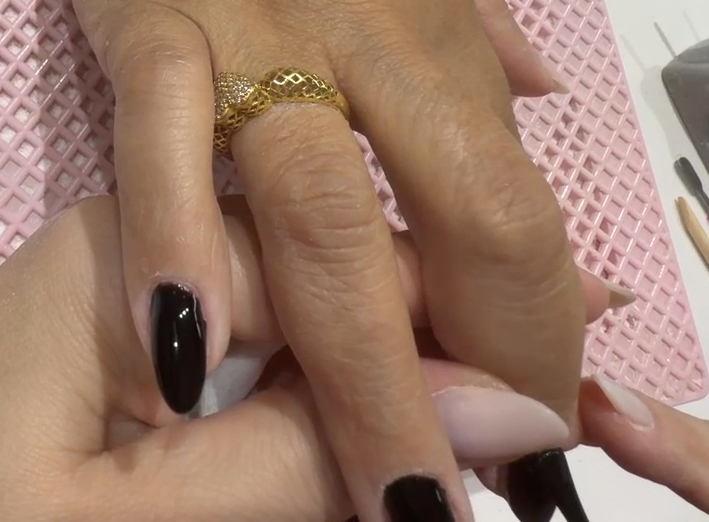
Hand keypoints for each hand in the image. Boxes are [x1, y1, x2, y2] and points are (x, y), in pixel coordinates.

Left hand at [0, 196, 617, 521]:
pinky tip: (406, 359)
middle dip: (444, 318)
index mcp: (140, 244)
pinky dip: (338, 336)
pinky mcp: (146, 283)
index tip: (570, 394)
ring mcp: (149, 243)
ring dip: (403, 324)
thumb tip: (482, 419)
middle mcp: (154, 216)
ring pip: (308, 272)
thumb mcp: (125, 516)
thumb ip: (294, 460)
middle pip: (329, 257)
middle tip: (582, 356)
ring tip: (526, 355)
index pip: (335, 268)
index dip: (452, 336)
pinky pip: (268, 292)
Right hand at [32, 0, 584, 519]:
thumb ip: (473, 28)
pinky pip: (169, 143)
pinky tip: (184, 354)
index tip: (515, 418)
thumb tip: (532, 103)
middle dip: (472, 388)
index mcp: (434, 17)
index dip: (532, 333)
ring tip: (377, 495)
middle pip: (454, 227)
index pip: (516, 204)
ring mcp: (254, 26)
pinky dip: (180, 248)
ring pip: (323, 213)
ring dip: (358, 372)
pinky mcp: (152, 19)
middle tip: (458, 509)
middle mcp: (368, 30)